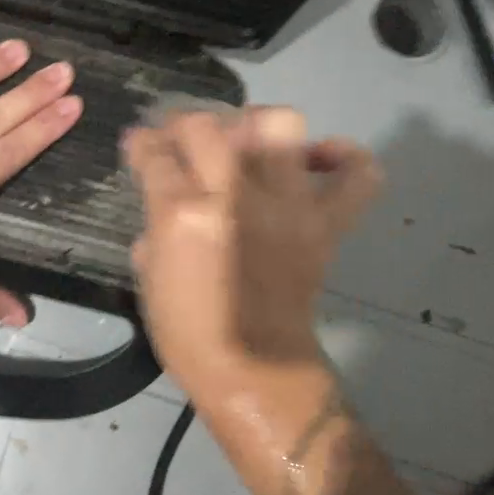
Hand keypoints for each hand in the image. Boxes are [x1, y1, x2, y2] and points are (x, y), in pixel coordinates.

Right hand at [123, 107, 381, 396]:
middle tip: (181, 137)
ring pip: (279, 126)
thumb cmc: (191, 332)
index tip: (138, 144)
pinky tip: (315, 158)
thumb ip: (154, 228)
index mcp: (184, 214)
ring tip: (243, 139)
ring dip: (253, 124)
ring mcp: (288, 206)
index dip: (141, 142)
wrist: (256, 372)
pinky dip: (343, 159)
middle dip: (184, 122)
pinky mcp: (324, 224)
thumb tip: (161, 201)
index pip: (155, 153)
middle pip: (208, 126)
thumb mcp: (151, 276)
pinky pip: (355, 177)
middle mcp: (236, 195)